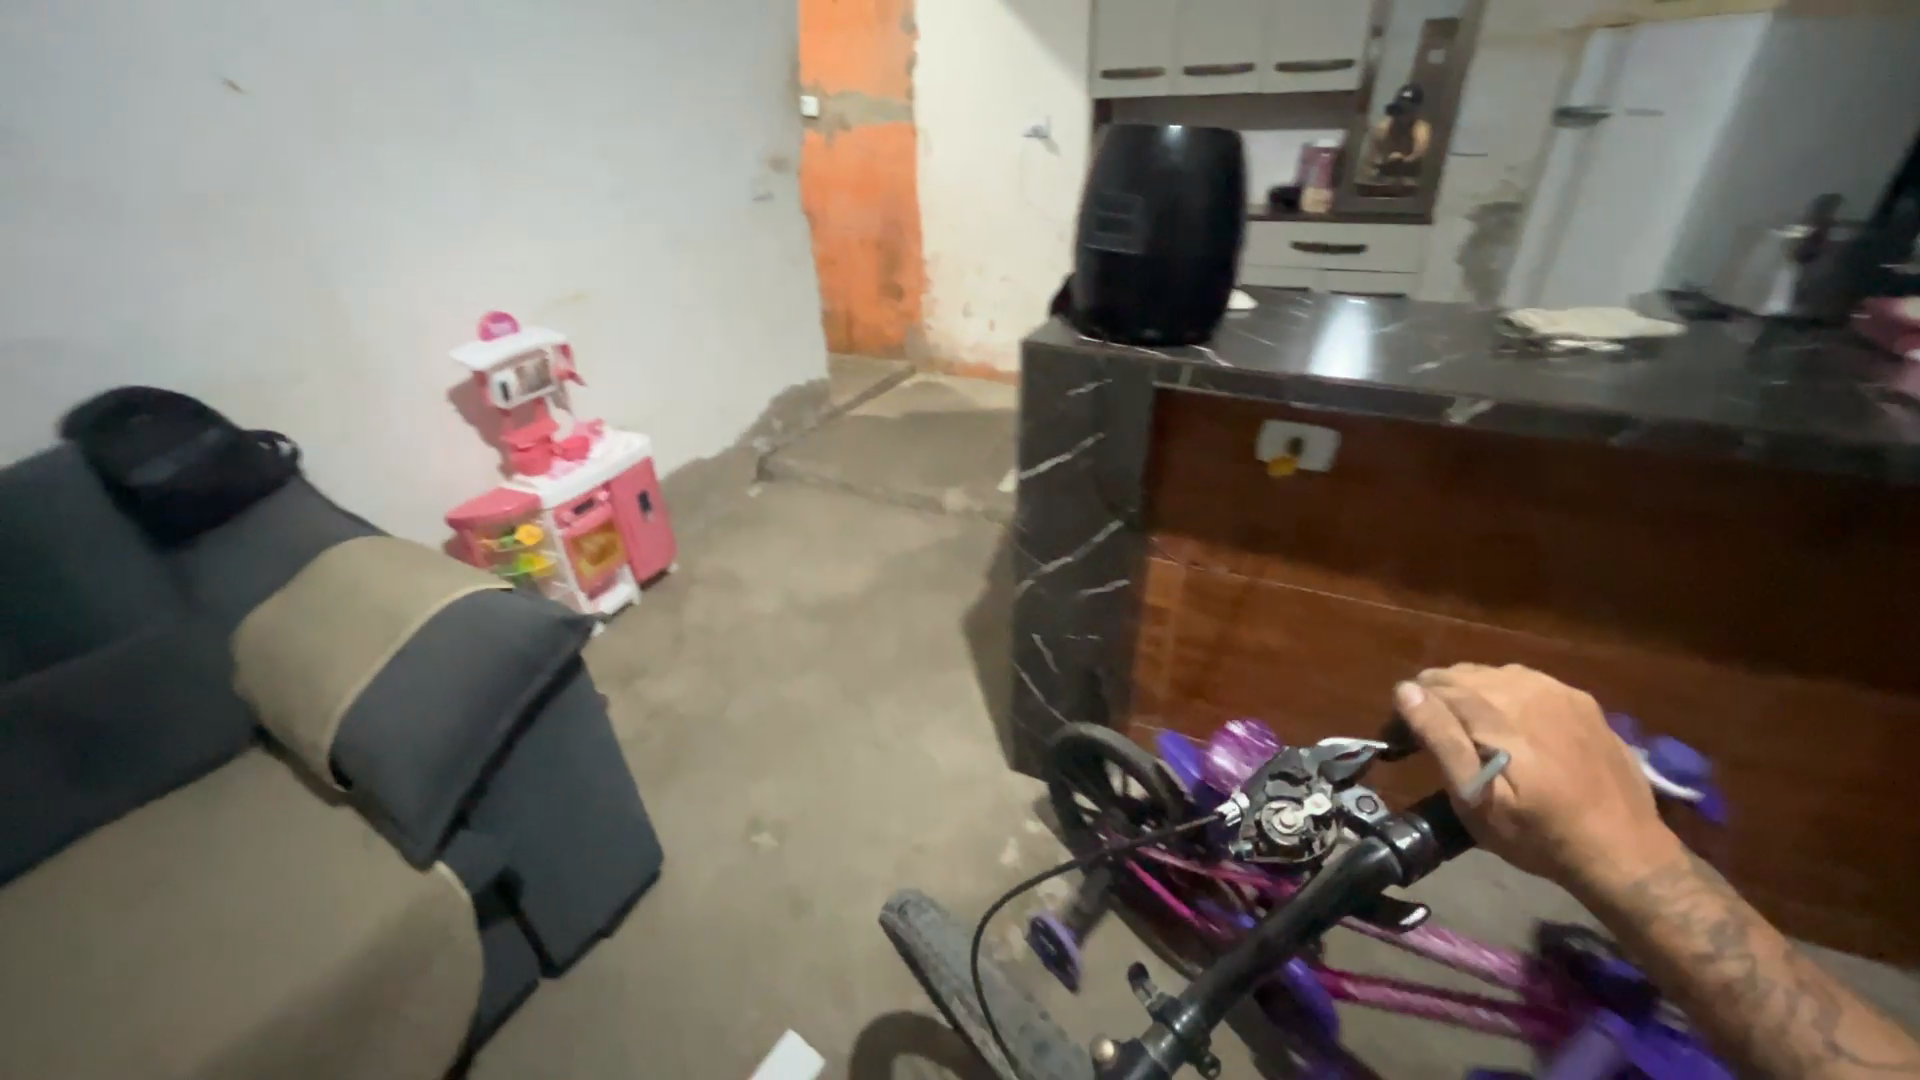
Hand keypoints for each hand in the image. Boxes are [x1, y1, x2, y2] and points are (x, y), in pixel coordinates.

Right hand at [1393, 664, 1682, 896]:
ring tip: (1470, 732)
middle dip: (1438, 699)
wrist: (1625, 853)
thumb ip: (1440, 739)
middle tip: (1435, 738)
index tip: (1404, 737)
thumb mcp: (1475, 799)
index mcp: (1500, 715)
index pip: (1434, 685)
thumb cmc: (1537, 834)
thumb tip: (1406, 691)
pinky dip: (1504, 695)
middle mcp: (1529, 689)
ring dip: (1469, 695)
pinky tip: (1510, 726)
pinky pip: (1524, 681)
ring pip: (1490, 673)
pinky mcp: (1581, 700)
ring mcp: (1560, 691)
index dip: (1410, 707)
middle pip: (1460, 674)